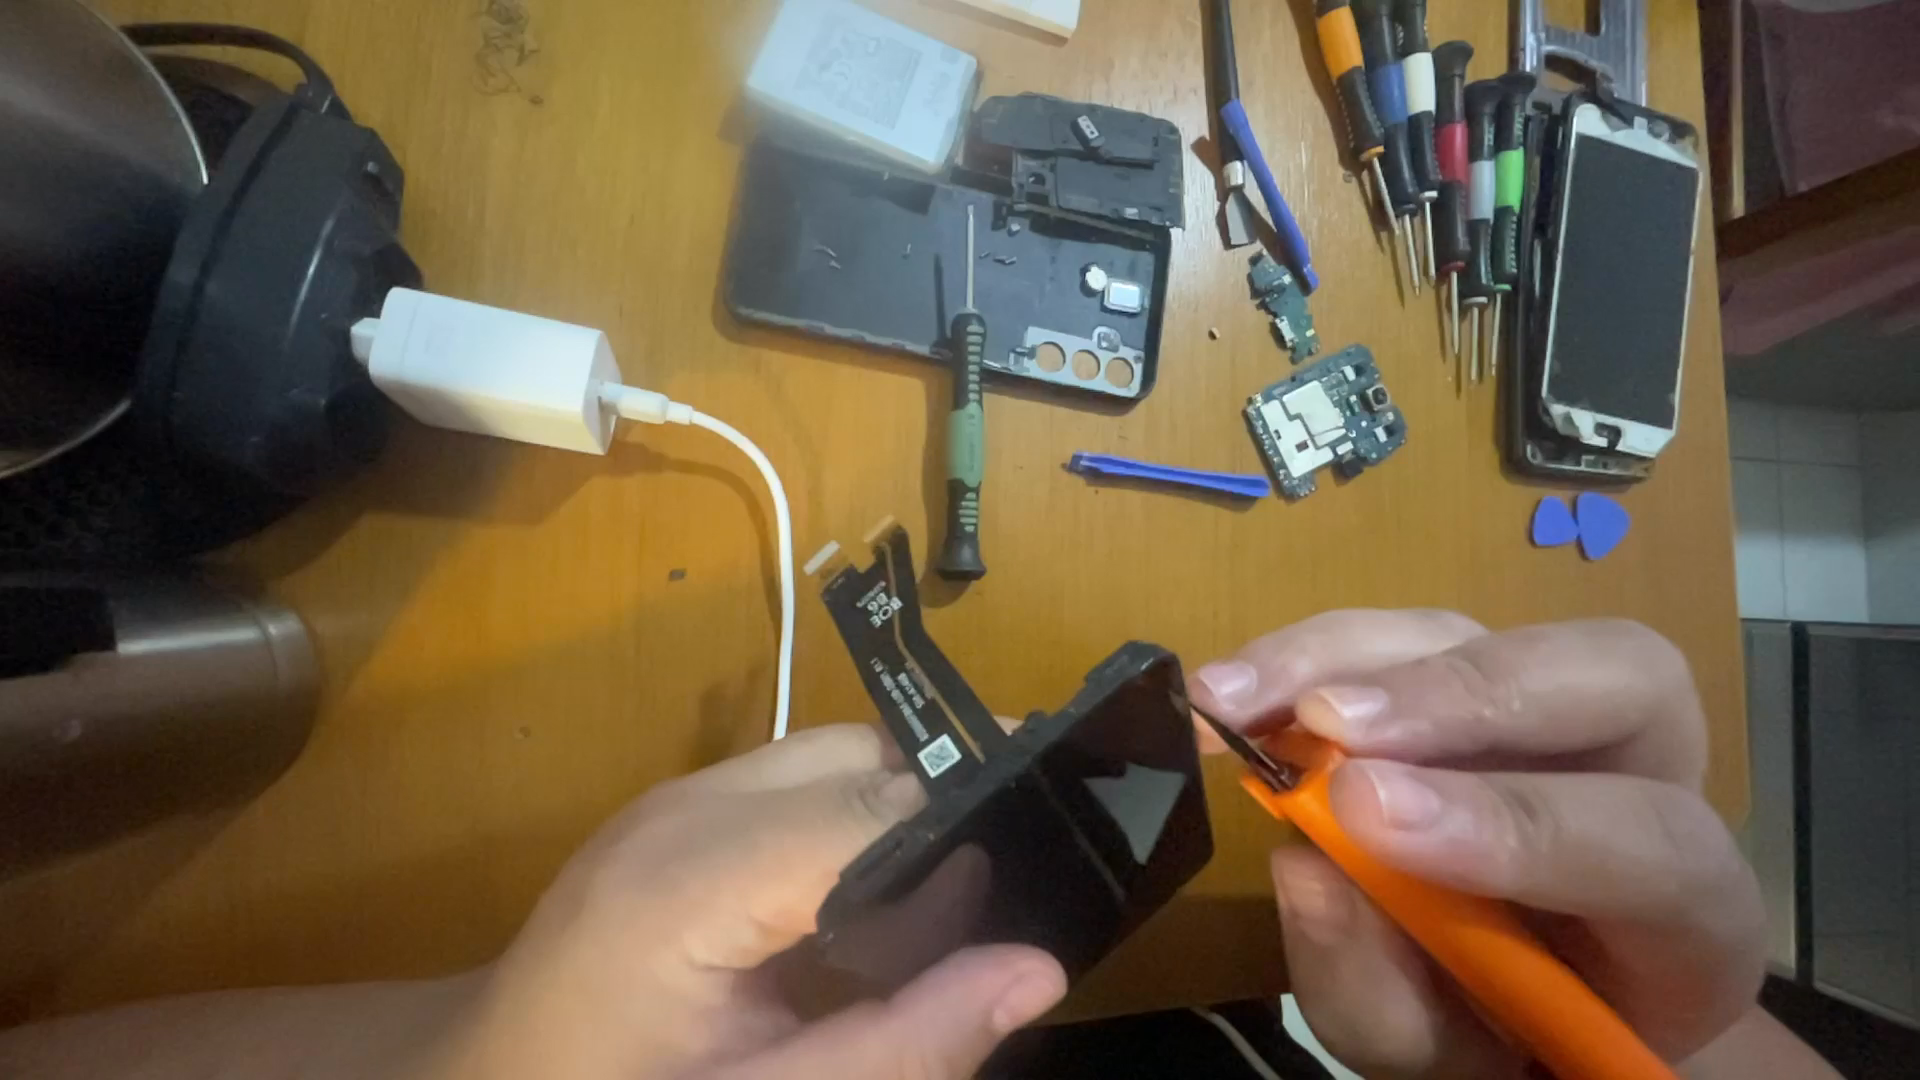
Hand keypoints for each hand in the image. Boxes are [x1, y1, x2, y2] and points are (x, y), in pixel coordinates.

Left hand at [439, 725, 1065, 1079]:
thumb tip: (1038, 969)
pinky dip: (851, 820)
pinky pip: (801, 780)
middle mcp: (690, 804)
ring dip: (893, 813)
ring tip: (917, 911)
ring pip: (837, 756)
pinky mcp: (682, 805)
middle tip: (978, 899)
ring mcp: (679, 794)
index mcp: (694, 877)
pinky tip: (852, 902)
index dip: (956, 835)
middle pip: (860, 756)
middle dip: (934, 811)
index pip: (869, 807)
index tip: (1015, 884)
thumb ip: (905, 1044)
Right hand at [1189, 611, 1765, 1078]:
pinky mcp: (1437, 672)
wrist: (1482, 978)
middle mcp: (1623, 773)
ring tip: (1227, 698)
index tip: (1362, 813)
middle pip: (1601, 673)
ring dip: (1334, 655)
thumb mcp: (1430, 1053)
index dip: (1512, 820)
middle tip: (1319, 722)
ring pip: (1465, 631)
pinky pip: (1379, 638)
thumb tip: (1305, 872)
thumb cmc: (1479, 1026)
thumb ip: (1380, 994)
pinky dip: (1296, 656)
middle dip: (1447, 690)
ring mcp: (1523, 705)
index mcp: (1677, 909)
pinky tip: (1230, 693)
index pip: (1649, 839)